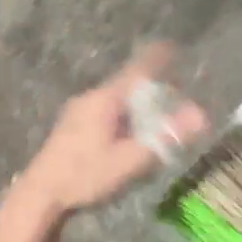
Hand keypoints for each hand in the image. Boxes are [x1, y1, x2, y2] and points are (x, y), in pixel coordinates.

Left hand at [12, 43, 210, 214]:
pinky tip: (129, 137)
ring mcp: (77, 111)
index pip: (137, 70)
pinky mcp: (71, 126)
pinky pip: (105, 112)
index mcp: (104, 100)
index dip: (157, 59)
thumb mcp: (131, 160)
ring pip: (115, 100)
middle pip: (127, 85)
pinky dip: (123, 117)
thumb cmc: (86, 176)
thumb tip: (201, 116)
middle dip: (152, 90)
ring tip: (157, 122)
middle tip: (175, 100)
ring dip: (137, 107)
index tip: (173, 47)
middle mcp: (90, 98)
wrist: (40, 193)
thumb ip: (166, 138)